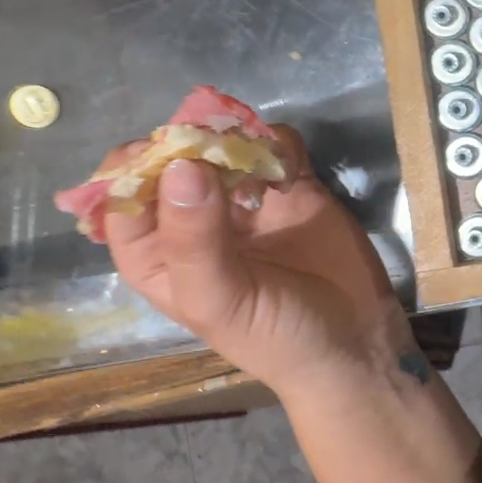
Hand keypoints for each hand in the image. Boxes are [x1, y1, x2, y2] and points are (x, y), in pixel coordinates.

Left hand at [97, 125, 409, 395]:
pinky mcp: (299, 190)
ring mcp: (251, 203)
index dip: (135, 171)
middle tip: (220, 144)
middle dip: (192, 145)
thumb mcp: (221, 299)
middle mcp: (198, 222)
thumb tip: (183, 165)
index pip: (125, 200)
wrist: (356, 342)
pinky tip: (290, 168)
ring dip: (239, 139)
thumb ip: (196, 237)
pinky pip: (281, 150)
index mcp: (159, 255)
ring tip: (258, 156)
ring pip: (229, 148)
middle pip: (176, 164)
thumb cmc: (275, 336)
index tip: (165, 153)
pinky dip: (282, 145)